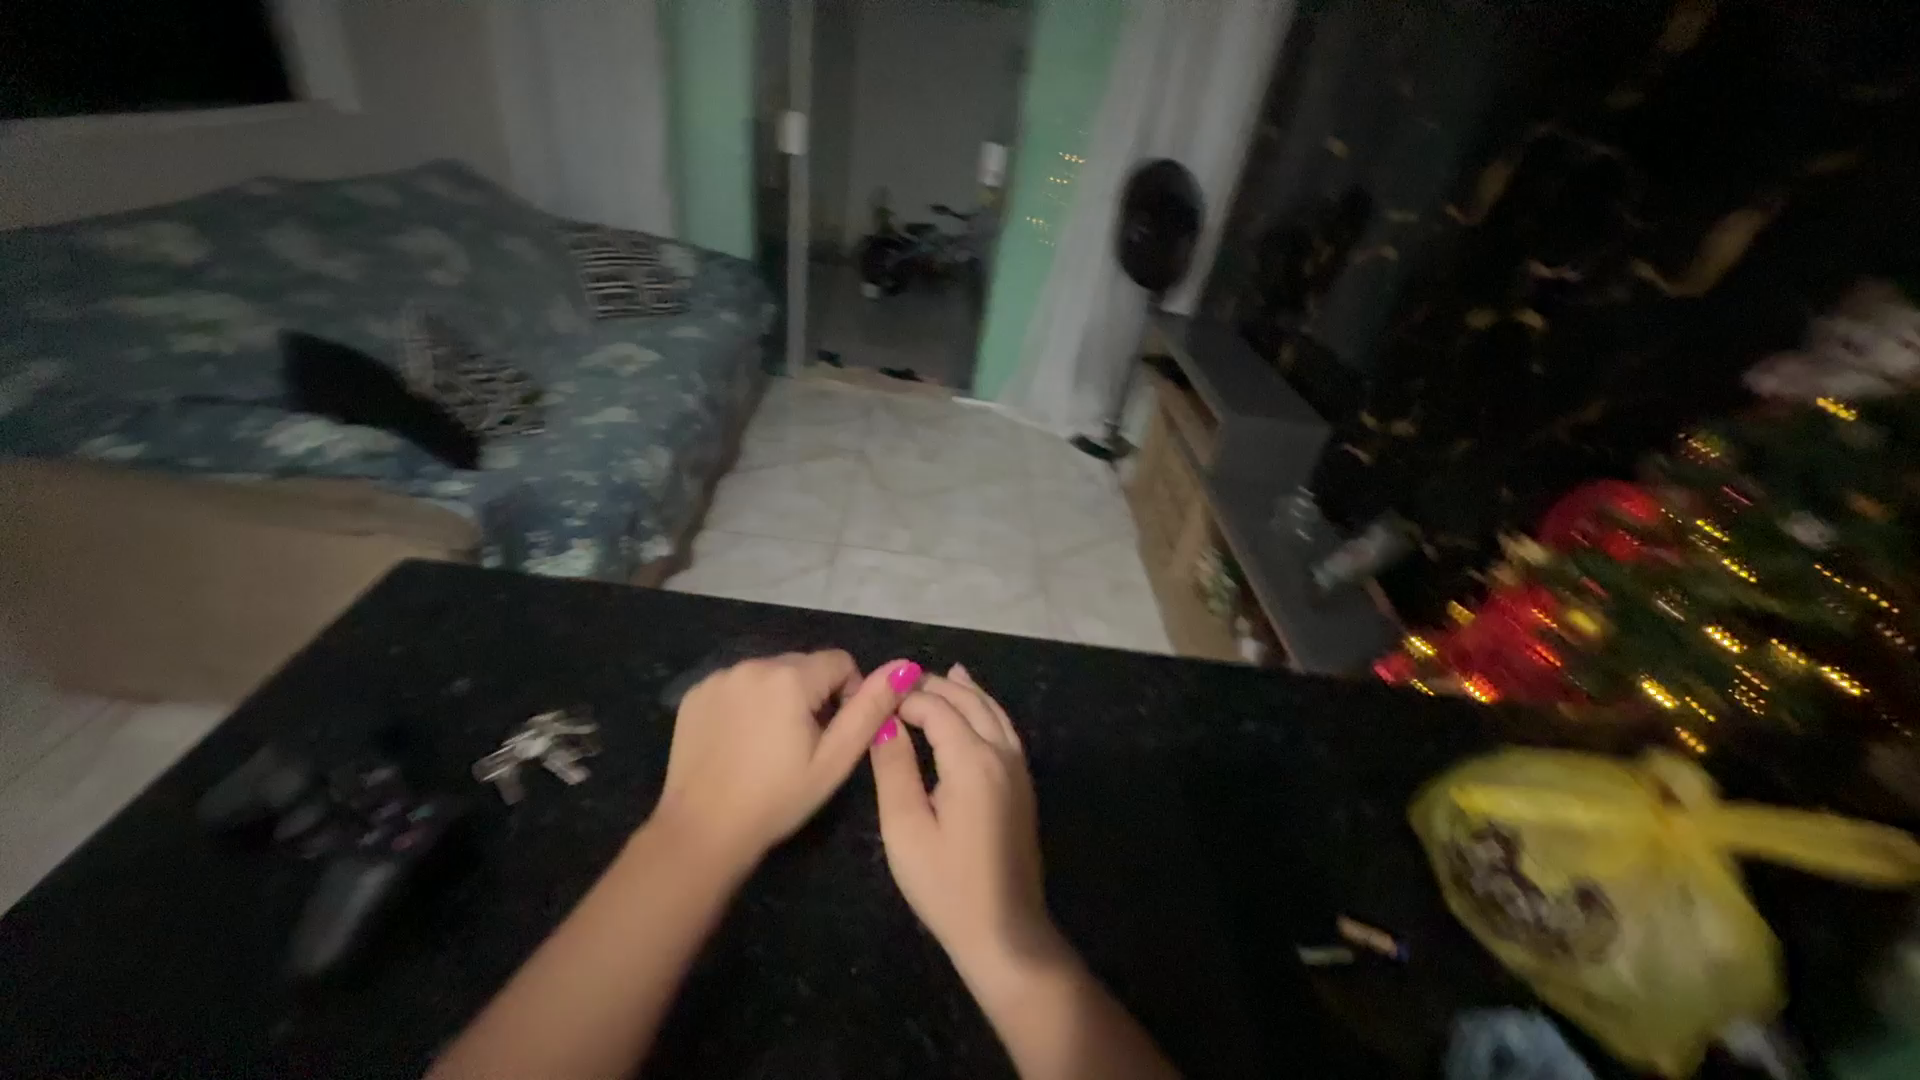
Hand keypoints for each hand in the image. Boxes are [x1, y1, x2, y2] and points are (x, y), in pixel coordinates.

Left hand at [653, 652, 918, 868]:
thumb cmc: (778, 798)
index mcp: (791, 677)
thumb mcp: (835, 759)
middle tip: (805, 742)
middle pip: (804, 665)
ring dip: (780, 696)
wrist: (703, 831)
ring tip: (772, 743)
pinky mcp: (695, 693)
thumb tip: (904, 666)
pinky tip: (741, 740)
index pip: (840, 662)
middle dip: (813, 694)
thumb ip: (871, 708)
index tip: (835, 733)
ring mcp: (719, 677)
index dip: (848, 694)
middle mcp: (753, 664)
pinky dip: (746, 703)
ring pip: (770, 673)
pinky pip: (736, 684)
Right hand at [869, 664, 1057, 976]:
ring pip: (991, 710)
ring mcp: (1018, 767)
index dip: (904, 697)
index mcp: (972, 760)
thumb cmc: (946, 885)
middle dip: (932, 687)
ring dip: (962, 691)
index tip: (872, 698)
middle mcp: (1001, 753)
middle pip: (967, 701)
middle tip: (895, 685)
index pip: (936, 707)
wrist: (1005, 931)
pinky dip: (985, 708)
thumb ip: (894, 767)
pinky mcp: (1022, 783)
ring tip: (935, 676)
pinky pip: (1004, 728)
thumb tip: (884, 720)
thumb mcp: (905, 828)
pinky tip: (975, 704)